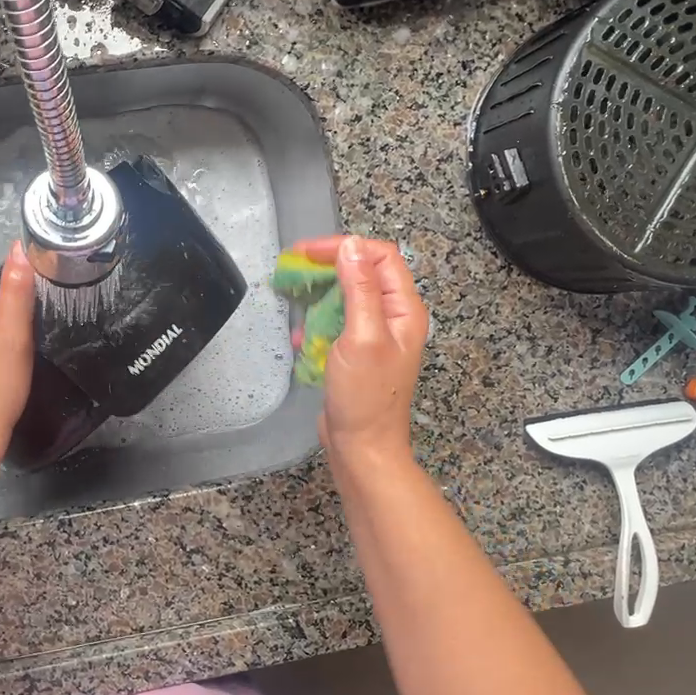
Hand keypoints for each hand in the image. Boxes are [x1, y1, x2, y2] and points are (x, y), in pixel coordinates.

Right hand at [294, 235, 429, 464]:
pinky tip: (299, 336)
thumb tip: (350, 246)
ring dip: (318, 294)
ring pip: (345, 297)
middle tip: (292, 267)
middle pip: (362, 272)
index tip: (308, 252)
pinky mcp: (355, 352)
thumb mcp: (361, 337)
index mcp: (404, 310)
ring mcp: (373, 336)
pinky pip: (335, 323)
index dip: (345, 247)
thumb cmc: (365, 397)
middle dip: (328, 266)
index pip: (380, 256)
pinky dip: (315, 322)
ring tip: (291, 297)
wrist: (362, 447)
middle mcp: (392, 318)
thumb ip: (359, 289)